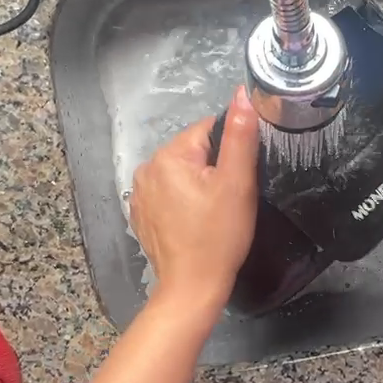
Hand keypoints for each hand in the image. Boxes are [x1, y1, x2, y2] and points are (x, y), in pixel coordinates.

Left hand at [129, 86, 260, 311]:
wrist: (192, 287)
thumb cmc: (218, 236)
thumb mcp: (237, 184)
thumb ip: (240, 136)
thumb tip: (243, 95)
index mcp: (169, 155)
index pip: (207, 130)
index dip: (230, 151)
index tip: (240, 178)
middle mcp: (147, 169)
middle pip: (193, 152)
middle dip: (214, 169)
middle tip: (230, 199)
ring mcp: (139, 194)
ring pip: (181, 174)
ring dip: (198, 186)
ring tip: (214, 213)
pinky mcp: (141, 215)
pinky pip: (168, 195)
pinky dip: (183, 203)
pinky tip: (196, 223)